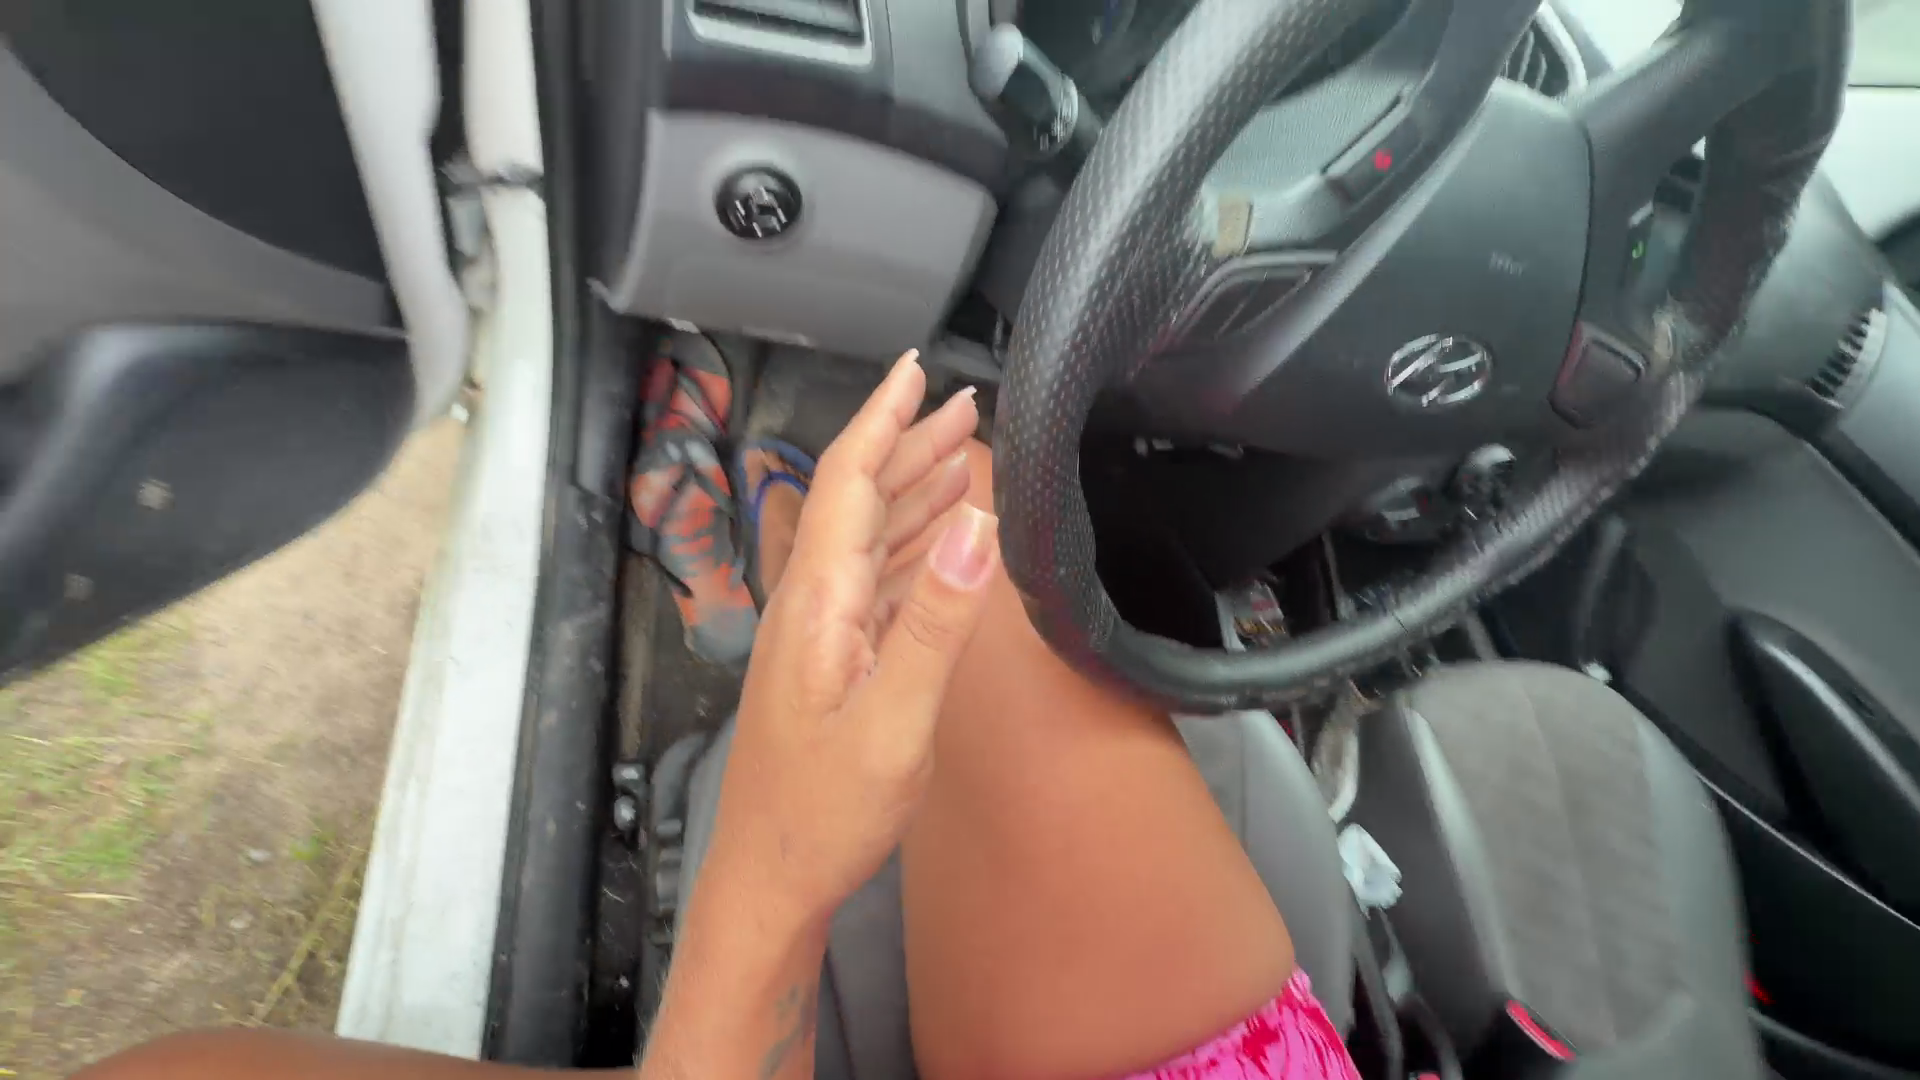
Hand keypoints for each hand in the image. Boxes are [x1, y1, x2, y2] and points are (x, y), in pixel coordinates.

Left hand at [706, 353, 998, 929]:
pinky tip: (935, 535)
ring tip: (960, 456)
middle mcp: (813, 599)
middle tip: (965, 408)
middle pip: (861, 497)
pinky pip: (877, 576)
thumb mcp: (893, 722)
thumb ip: (934, 622)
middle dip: (910, 443)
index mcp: (819, 598)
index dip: (883, 419)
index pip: (850, 480)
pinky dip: (910, 543)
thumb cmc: (824, 810)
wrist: (771, 873)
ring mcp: (822, 626)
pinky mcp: (835, 653)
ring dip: (914, 489)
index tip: (915, 371)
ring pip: (870, 534)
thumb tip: (974, 528)